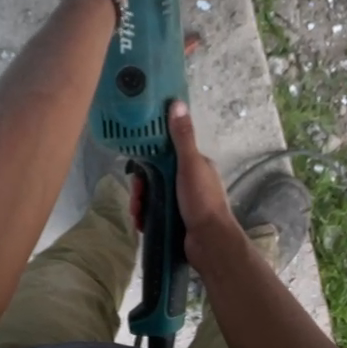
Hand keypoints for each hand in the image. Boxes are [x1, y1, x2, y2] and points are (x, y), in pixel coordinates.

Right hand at [131, 100, 243, 263]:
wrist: (210, 245)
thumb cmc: (202, 201)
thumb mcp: (190, 164)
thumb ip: (182, 136)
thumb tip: (176, 102)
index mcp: (196, 165)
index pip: (166, 154)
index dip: (149, 159)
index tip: (136, 168)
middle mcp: (191, 182)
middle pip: (157, 177)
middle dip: (142, 186)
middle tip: (136, 197)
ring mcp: (184, 203)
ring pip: (154, 196)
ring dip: (142, 203)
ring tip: (137, 214)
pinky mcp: (178, 221)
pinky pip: (156, 213)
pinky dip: (147, 217)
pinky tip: (142, 224)